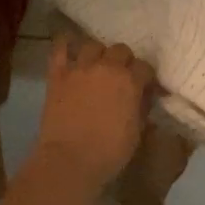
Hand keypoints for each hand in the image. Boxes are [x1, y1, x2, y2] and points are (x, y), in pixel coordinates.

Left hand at [31, 36, 152, 189]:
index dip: (146, 77)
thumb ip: (141, 108)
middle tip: (121, 76)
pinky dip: (66, 45)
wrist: (70, 160)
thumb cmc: (109, 152)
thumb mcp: (136, 132)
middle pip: (120, 50)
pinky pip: (60, 48)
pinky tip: (69, 48)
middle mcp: (106, 67)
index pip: (144, 67)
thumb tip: (143, 97)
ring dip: (99, 54)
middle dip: (124, 61)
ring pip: (93, 45)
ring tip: (97, 66)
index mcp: (130, 82)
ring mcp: (80, 68)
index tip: (145, 87)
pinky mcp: (58, 74)